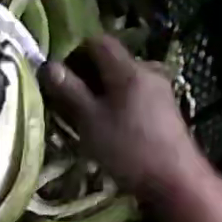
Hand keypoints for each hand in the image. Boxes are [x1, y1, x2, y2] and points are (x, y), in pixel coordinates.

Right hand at [40, 36, 208, 200]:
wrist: (175, 180)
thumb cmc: (128, 149)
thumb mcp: (90, 122)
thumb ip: (69, 91)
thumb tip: (47, 64)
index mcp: (128, 68)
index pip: (97, 41)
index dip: (74, 52)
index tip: (59, 75)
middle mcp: (147, 70)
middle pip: (111, 60)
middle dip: (87, 75)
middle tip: (67, 99)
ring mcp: (160, 89)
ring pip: (122, 79)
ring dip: (102, 92)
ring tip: (87, 117)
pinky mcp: (165, 108)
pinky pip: (135, 94)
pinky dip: (118, 103)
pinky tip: (111, 126)